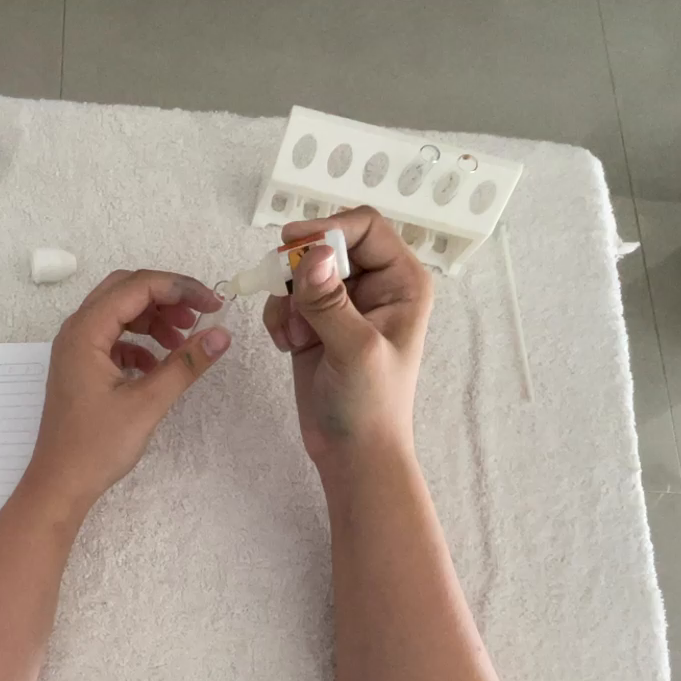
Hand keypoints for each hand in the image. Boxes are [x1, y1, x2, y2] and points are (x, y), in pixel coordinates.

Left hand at [20, 270, 228, 512]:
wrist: (61, 483)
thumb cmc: (96, 447)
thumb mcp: (147, 403)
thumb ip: (185, 364)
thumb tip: (221, 335)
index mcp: (85, 332)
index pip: (137, 286)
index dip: (180, 288)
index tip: (214, 305)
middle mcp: (75, 332)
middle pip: (125, 291)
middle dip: (165, 297)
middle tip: (199, 316)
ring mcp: (75, 351)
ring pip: (118, 314)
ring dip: (153, 320)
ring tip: (183, 341)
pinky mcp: (80, 370)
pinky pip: (113, 340)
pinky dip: (139, 343)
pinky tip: (158, 365)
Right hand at [263, 207, 433, 478]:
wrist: (352, 452)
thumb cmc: (369, 404)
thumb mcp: (354, 349)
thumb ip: (330, 301)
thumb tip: (311, 254)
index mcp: (401, 282)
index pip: (365, 228)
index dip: (329, 229)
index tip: (291, 244)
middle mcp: (373, 286)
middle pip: (327, 247)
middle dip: (301, 273)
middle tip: (289, 302)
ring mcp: (341, 306)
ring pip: (301, 274)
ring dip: (288, 301)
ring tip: (296, 338)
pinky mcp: (314, 326)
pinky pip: (286, 301)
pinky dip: (279, 319)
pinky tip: (288, 347)